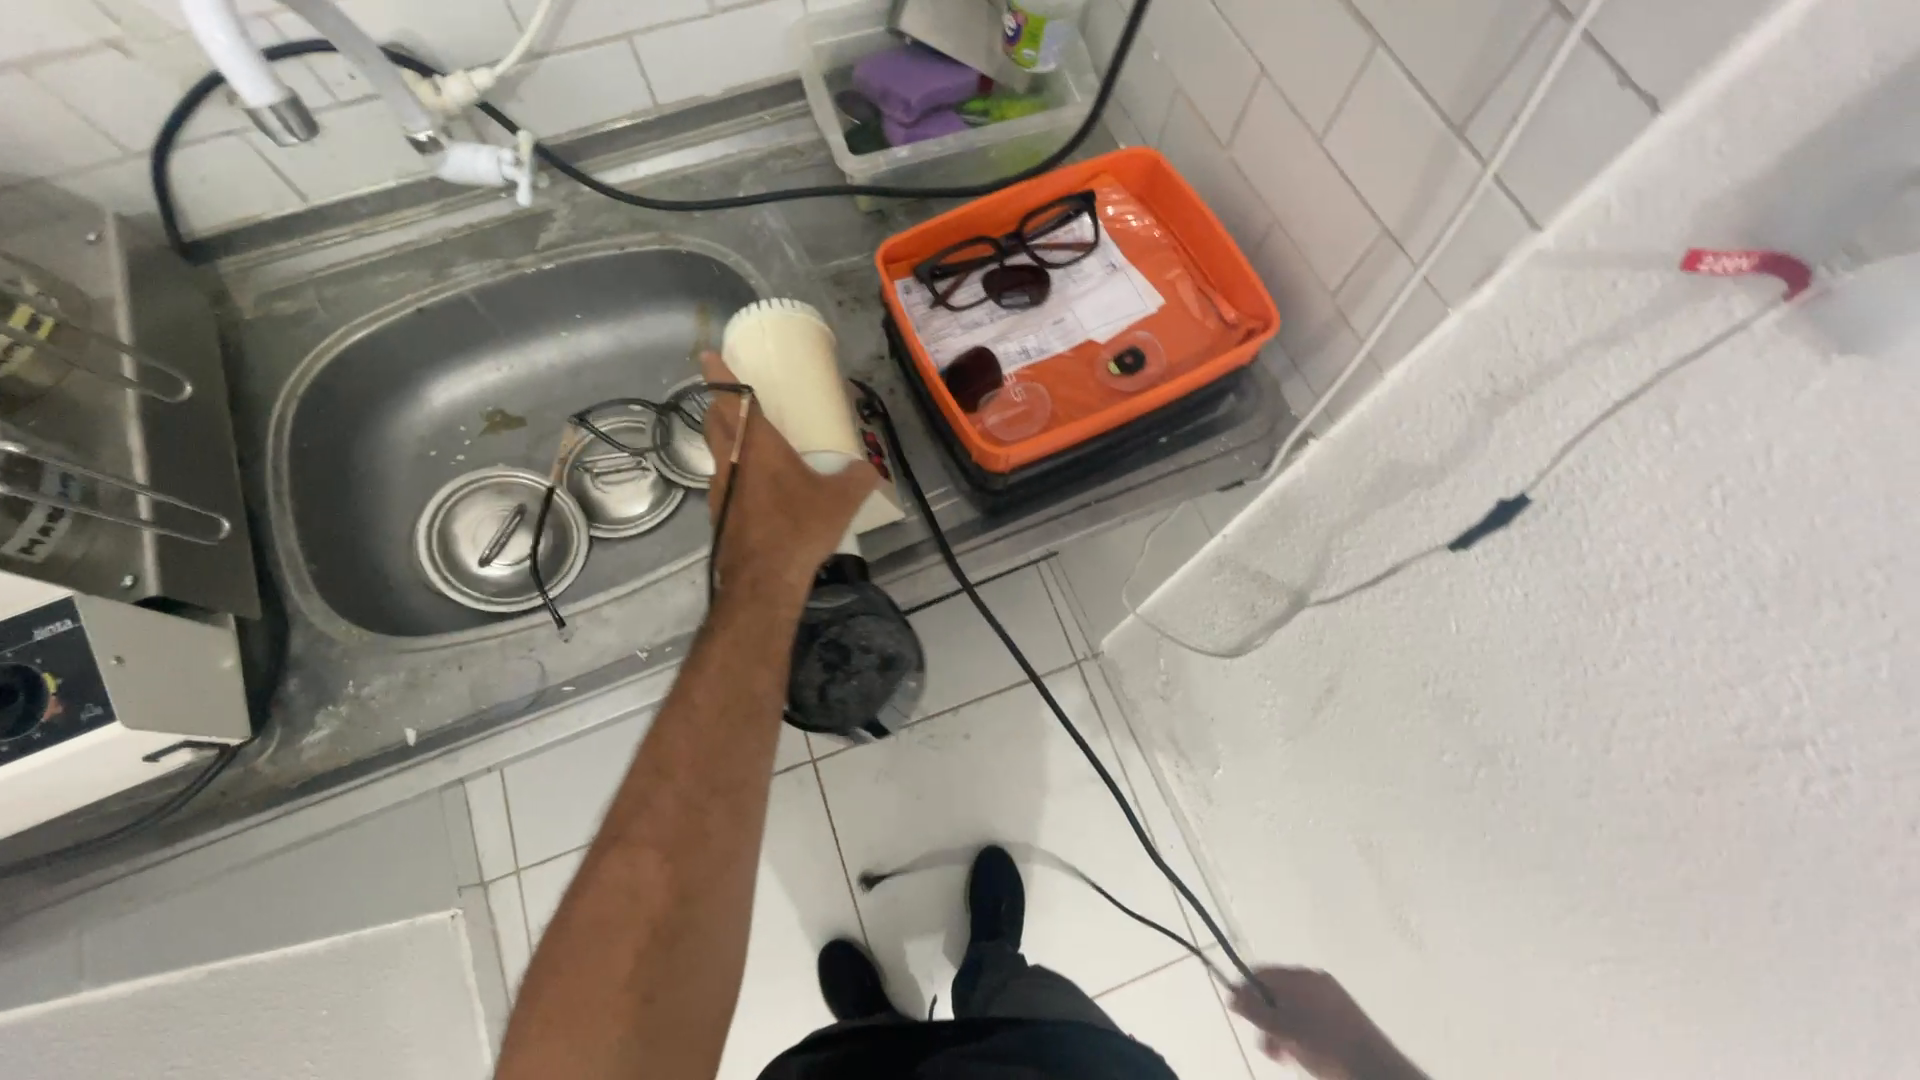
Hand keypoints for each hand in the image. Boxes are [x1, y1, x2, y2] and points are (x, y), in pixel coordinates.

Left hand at [699, 352, 876, 599]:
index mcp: (757, 446)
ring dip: (726, 439)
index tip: (708, 356)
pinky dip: (734, 472)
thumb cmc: (800, 528)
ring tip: (746, 440)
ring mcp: (719, 489)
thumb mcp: (841, 501)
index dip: (719, 375)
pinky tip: (755, 487)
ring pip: (717, 452)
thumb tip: (871, 470)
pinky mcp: (719, 513)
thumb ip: (857, 478)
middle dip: (720, 405)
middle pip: (716, 423)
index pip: (732, 400)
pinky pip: (724, 480)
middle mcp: (732, 461)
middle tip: (731, 396)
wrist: (763, 580)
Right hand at [1231, 968, 1425, 1079]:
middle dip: (1266, 1017)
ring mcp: (1330, 995)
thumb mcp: (1282, 1030)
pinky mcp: (1343, 1012)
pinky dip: (1302, 1030)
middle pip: (1276, 991)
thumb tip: (1231, 993)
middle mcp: (1313, 979)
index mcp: (1298, 977)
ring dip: (1283, 1028)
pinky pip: (1311, 1014)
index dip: (1246, 993)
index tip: (1243, 1019)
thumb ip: (1254, 1010)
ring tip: (1286, 1055)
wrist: (1376, 1069)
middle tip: (1268, 1046)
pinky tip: (1305, 1052)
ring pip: (1294, 1006)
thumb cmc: (1324, 1047)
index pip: (1260, 973)